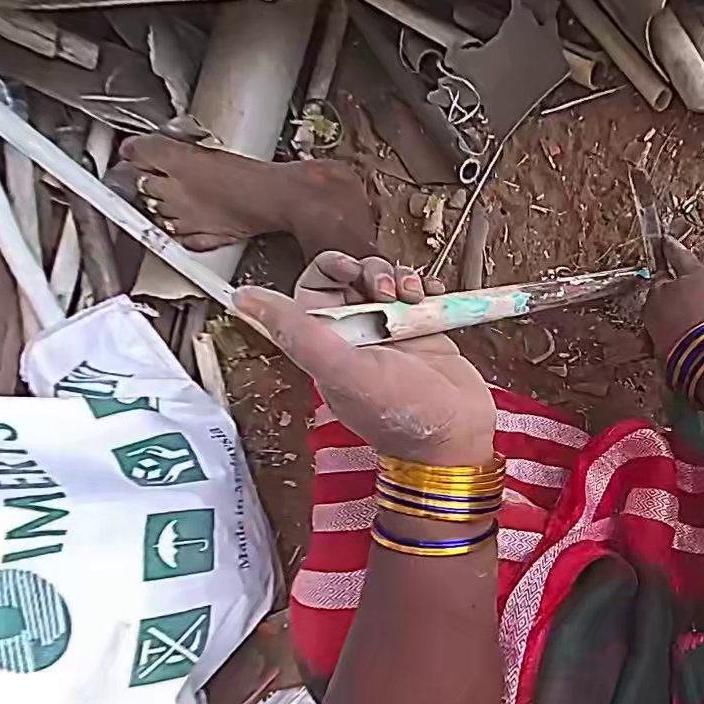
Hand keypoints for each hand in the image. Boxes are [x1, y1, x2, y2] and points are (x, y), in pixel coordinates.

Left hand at [236, 253, 496, 466]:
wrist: (458, 434)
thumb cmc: (403, 414)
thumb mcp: (344, 371)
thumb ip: (296, 333)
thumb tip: (244, 299)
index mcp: (329, 346)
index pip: (314, 290)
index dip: (330, 269)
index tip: (351, 270)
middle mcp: (358, 338)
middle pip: (353, 280)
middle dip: (371, 271)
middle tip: (388, 290)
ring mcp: (392, 333)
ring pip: (387, 282)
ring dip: (401, 277)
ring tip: (416, 296)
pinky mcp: (423, 332)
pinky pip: (419, 294)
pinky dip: (426, 287)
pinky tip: (433, 296)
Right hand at [642, 237, 703, 363]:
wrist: (695, 352)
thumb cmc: (674, 317)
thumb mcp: (656, 294)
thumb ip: (657, 283)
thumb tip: (660, 279)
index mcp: (697, 271)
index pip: (678, 253)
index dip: (667, 247)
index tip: (663, 240)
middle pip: (682, 281)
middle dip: (666, 288)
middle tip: (652, 289)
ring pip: (681, 305)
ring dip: (666, 313)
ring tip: (651, 324)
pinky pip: (684, 324)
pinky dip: (671, 328)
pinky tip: (658, 339)